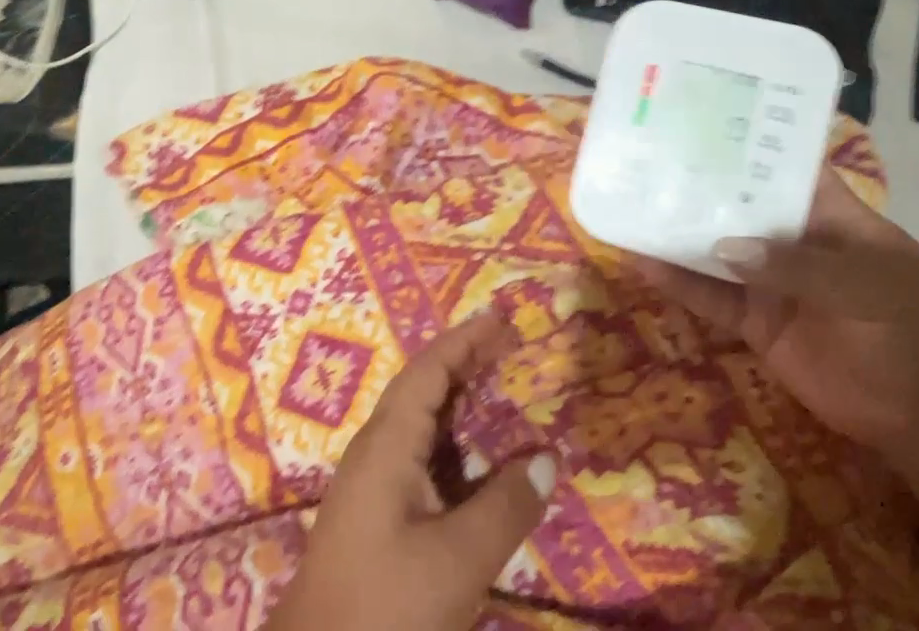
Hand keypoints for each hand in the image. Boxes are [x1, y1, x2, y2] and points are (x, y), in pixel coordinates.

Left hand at [265, 313, 556, 630]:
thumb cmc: (385, 602)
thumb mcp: (457, 558)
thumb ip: (505, 506)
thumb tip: (546, 456)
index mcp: (386, 446)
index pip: (427, 372)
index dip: (463, 340)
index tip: (500, 316)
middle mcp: (374, 453)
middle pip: (422, 391)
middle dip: (465, 364)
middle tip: (511, 344)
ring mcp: (372, 486)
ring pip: (420, 428)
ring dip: (460, 405)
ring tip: (503, 389)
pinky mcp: (377, 517)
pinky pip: (421, 461)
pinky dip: (455, 447)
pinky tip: (480, 463)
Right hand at [635, 169, 918, 467]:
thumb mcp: (868, 286)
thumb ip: (797, 265)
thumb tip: (724, 247)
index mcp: (835, 219)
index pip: (789, 171)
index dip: (751, 146)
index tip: (700, 122)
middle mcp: (798, 244)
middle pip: (742, 208)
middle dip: (700, 187)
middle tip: (645, 159)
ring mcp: (775, 285)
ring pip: (717, 252)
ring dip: (677, 234)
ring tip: (628, 207)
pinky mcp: (757, 325)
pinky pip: (711, 298)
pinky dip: (678, 283)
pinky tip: (641, 263)